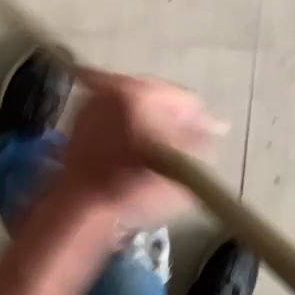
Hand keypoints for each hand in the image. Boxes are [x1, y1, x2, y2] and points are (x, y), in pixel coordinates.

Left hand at [51, 68, 225, 228]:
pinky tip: (138, 147)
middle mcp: (114, 86)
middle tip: (193, 136)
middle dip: (176, 115)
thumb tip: (216, 128)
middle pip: (156, 96)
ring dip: (151, 119)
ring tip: (166, 144)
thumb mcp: (181, 168)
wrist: (81, 208)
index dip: (202, 117)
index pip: (183, 98)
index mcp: (141, 91)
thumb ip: (202, 142)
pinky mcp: (78, 120)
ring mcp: (92, 101)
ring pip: (133, 105)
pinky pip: (113, 116)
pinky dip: (128, 126)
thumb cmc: (135, 187)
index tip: (215, 132)